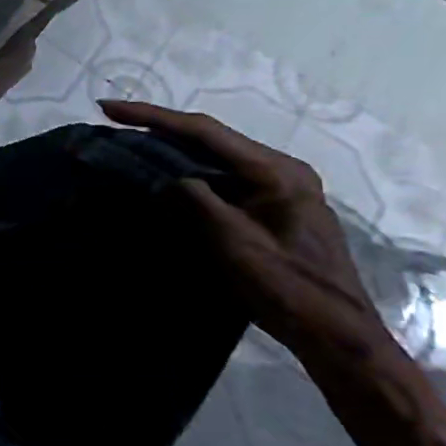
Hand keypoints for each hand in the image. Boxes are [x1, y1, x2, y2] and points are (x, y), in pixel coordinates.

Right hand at [100, 100, 393, 363]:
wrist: (336, 336)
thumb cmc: (288, 286)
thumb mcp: (234, 241)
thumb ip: (196, 200)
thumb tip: (166, 178)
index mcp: (276, 171)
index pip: (204, 132)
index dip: (152, 117)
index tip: (109, 108)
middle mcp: (280, 171)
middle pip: (209, 139)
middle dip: (160, 129)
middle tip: (114, 122)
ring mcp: (278, 190)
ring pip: (214, 160)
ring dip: (172, 152)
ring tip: (130, 146)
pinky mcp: (270, 209)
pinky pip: (222, 181)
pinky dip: (188, 176)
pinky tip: (163, 178)